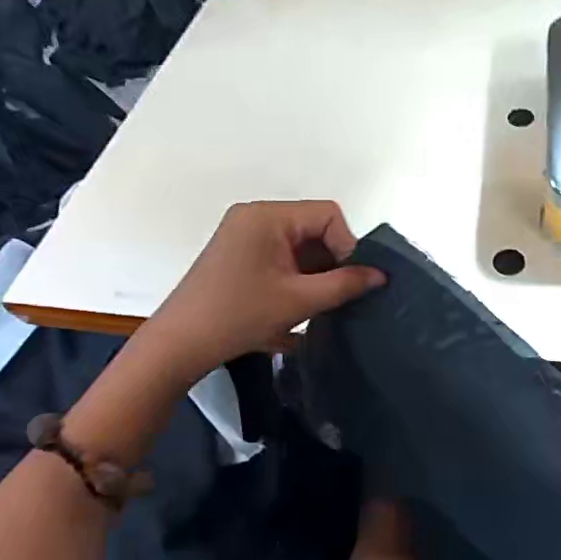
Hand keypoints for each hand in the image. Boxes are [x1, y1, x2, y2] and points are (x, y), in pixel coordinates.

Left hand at [135, 200, 385, 385]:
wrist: (180, 345)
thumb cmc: (238, 316)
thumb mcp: (299, 301)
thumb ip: (345, 284)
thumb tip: (380, 275)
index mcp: (267, 216)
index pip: (328, 214)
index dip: (347, 245)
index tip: (349, 281)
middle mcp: (254, 217)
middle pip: (313, 229)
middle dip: (330, 262)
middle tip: (336, 296)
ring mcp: (243, 236)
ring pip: (298, 246)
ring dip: (314, 274)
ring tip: (317, 305)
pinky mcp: (238, 256)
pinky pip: (280, 258)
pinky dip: (295, 279)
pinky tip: (298, 308)